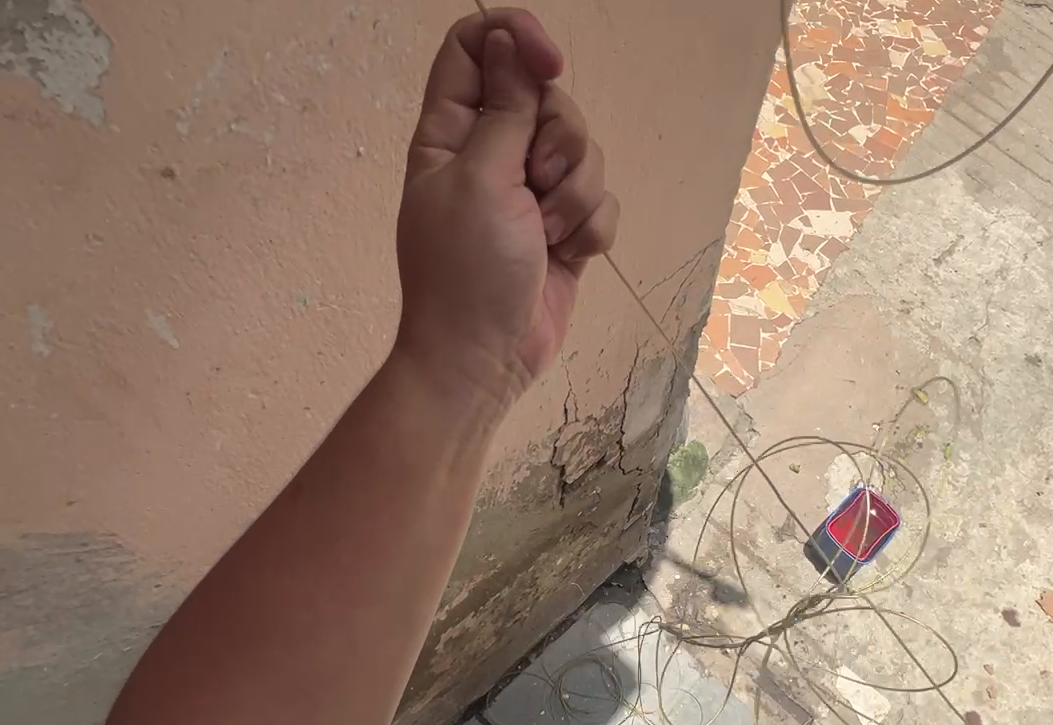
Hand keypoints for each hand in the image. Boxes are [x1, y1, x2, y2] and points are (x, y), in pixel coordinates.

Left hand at [393, 9, 620, 403]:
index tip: (550, 65)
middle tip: (537, 183)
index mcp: (452, 133)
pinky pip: (600, 204)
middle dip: (557, 141)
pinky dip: (591, 229)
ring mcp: (533, 197)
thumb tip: (506, 40)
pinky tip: (569, 256)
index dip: (515, 39)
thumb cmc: (467, 272)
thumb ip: (503, 108)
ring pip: (582, 154)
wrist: (486, 358)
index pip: (476, 47)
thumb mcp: (479, 179)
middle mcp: (493, 156)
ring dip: (575, 194)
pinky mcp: (566, 233)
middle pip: (547, 100)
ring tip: (548, 235)